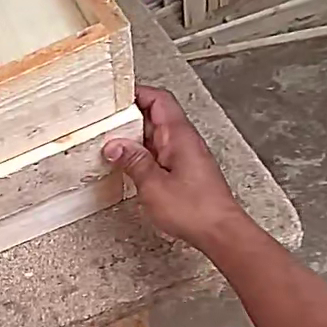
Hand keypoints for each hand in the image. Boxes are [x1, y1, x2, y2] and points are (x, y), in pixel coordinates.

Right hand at [104, 86, 251, 248]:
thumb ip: (132, 161)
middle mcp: (184, 141)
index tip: (115, 98)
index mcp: (178, 135)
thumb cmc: (195, 209)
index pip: (158, 99)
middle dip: (129, 119)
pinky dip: (144, 155)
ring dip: (135, 140)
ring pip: (156, 137)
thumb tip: (115, 145)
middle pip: (155, 116)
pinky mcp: (185, 172)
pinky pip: (161, 154)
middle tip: (106, 126)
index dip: (136, 94)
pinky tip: (130, 167)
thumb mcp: (152, 184)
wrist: (220, 232)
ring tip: (112, 147)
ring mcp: (186, 156)